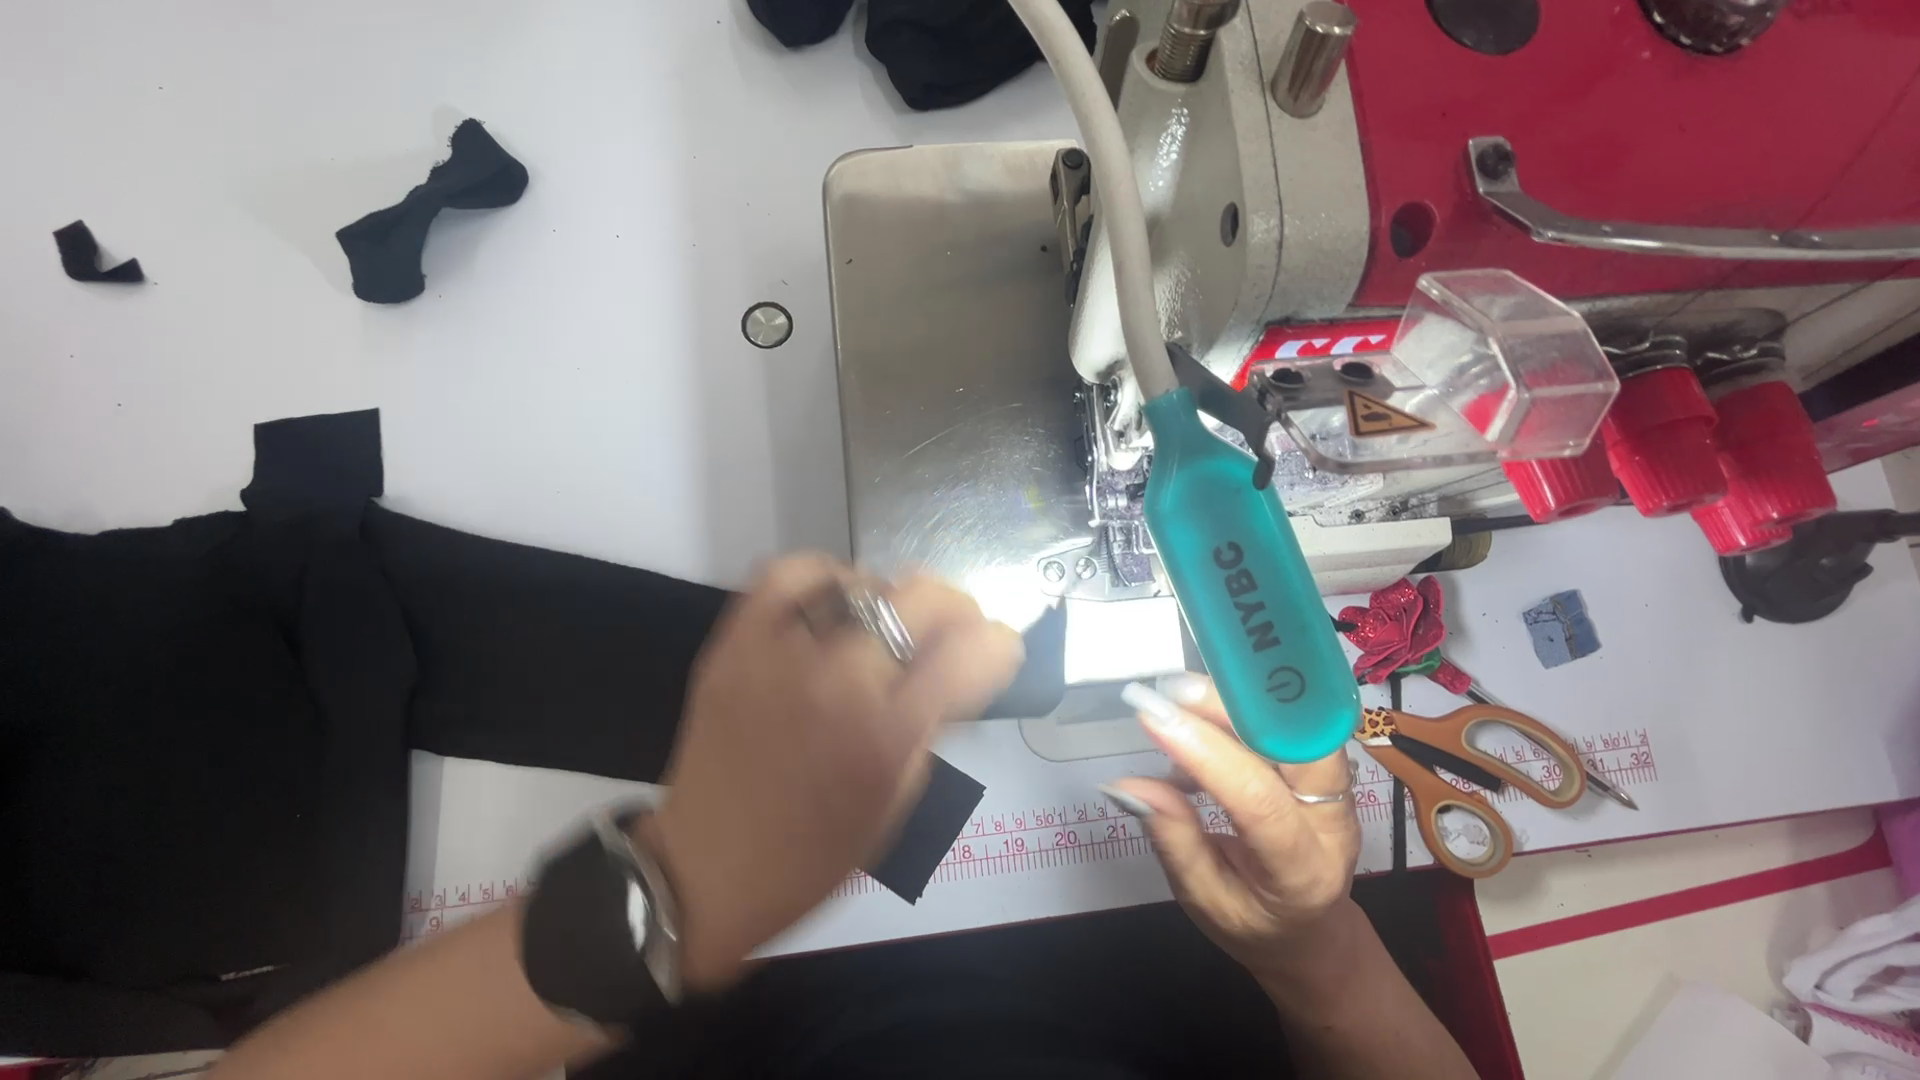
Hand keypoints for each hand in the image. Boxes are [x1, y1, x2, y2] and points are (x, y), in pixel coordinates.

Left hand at [640, 555, 1022, 989]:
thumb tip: (963, 666)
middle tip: (955, 629)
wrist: (708, 869)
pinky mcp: (736, 643)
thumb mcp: (897, 799)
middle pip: (923, 599)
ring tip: (891, 623)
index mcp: (887, 735)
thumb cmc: (815, 853)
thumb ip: (932, 723)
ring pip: (863, 583)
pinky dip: (824, 575)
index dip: (999, 643)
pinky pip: (788, 574)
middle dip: (958, 608)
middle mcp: (839, 682)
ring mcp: (781, 655)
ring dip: (895, 598)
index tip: (999, 647)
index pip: (971, 652)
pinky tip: (834, 599)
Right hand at [1107, 675, 1359, 983]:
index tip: (1153, 717)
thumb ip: (1173, 839)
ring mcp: (1337, 792)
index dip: (1205, 752)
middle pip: (1298, 746)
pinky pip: (1290, 725)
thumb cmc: (1252, 924)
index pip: (1259, 800)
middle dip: (1235, 708)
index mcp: (1301, 871)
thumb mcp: (1203, 899)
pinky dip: (1242, 711)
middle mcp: (1333, 823)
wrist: (1310, 933)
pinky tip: (1199, 716)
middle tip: (1172, 690)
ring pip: (1297, 725)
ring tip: (1178, 694)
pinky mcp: (1327, 772)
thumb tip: (1126, 785)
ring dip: (1238, 701)